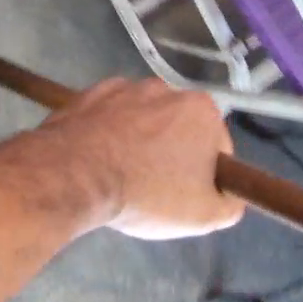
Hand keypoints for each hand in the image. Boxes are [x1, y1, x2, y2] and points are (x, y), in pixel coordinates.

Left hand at [31, 77, 244, 240]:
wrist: (73, 175)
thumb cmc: (147, 192)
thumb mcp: (206, 215)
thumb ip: (230, 202)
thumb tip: (227, 193)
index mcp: (199, 109)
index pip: (216, 145)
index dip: (205, 174)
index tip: (185, 193)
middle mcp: (161, 88)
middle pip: (175, 127)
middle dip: (169, 152)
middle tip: (152, 187)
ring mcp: (118, 87)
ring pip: (138, 119)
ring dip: (134, 140)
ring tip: (119, 174)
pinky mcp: (84, 94)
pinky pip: (104, 117)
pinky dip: (103, 133)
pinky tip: (95, 159)